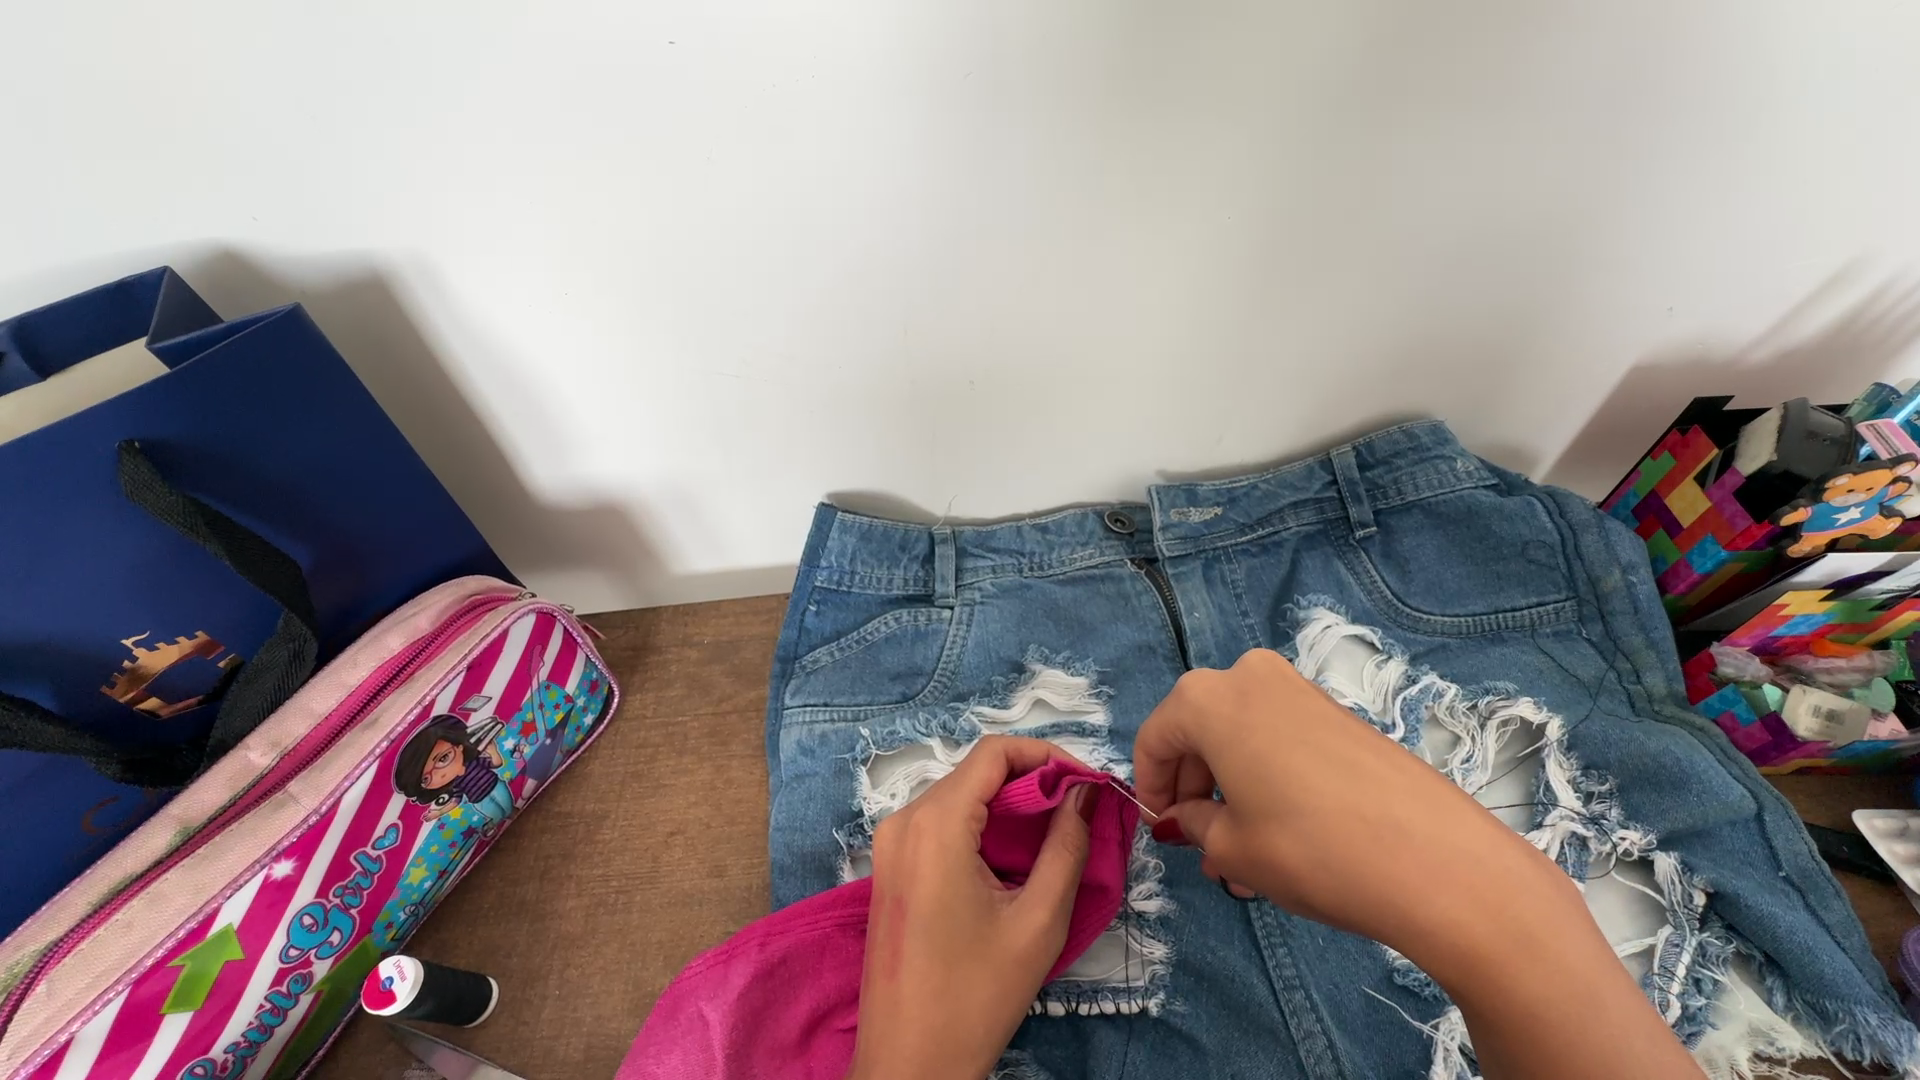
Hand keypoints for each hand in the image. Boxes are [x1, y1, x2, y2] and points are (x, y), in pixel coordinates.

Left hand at [846, 736, 1093, 1079]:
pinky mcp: (890, 865)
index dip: (1046, 754)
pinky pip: (941, 822)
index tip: (1087, 780)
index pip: (994, 752)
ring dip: (1009, 803)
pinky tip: (1015, 852)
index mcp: (935, 824)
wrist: (908, 1065)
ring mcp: (891, 842)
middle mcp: (904, 820)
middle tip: (1081, 807)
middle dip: (1032, 780)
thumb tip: (1084, 792)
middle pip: (976, 772)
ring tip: (1057, 830)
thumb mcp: (1037, 922)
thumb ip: (1066, 847)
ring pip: (960, 795)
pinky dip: (982, 824)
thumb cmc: (975, 997)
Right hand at [1133, 650, 1705, 1079]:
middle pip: (1196, 732)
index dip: (1150, 788)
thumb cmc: (1311, 850)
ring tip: (1246, 853)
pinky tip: (1283, 829)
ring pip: (1238, 736)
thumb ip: (1193, 824)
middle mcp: (1247, 676)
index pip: (1154, 739)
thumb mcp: (1232, 848)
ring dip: (1230, 787)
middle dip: (1193, 789)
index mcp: (1206, 698)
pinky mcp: (1338, 711)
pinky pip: (1278, 736)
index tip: (1161, 829)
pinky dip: (1266, 775)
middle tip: (1203, 845)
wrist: (1440, 861)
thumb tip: (1187, 817)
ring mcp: (1298, 688)